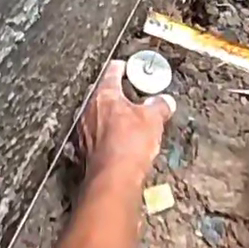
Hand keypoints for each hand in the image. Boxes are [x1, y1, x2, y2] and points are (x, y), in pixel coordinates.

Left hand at [76, 60, 175, 185]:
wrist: (112, 181)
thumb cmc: (129, 145)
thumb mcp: (153, 119)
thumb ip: (159, 105)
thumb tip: (165, 101)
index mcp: (105, 94)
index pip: (112, 72)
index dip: (122, 67)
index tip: (126, 67)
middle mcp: (89, 109)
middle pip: (103, 93)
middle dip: (117, 94)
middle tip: (131, 95)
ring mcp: (83, 131)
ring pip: (97, 115)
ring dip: (109, 115)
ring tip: (126, 120)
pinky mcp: (83, 151)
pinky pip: (95, 135)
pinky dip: (105, 135)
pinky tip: (117, 141)